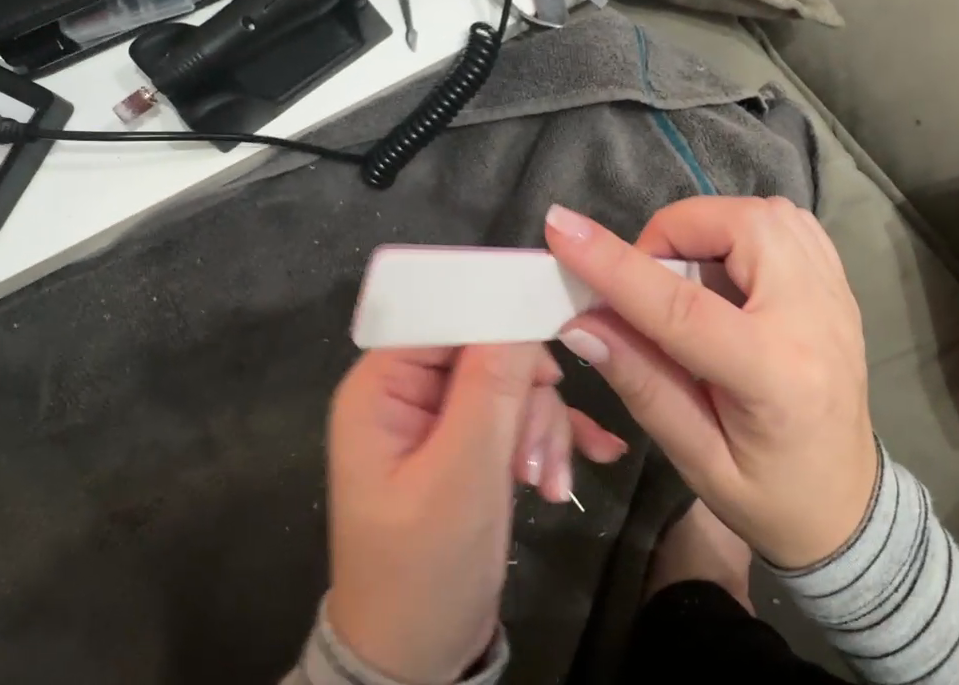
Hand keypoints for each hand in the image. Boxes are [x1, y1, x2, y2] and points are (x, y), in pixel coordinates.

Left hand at [325, 344, 625, 684]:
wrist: (418, 656)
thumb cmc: (424, 568)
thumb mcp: (462, 475)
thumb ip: (492, 386)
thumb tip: (521, 308)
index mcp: (382, 386)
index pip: (444, 315)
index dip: (500, 316)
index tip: (554, 335)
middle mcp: (409, 392)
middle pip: (489, 351)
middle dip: (528, 398)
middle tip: (537, 454)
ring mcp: (442, 421)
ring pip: (514, 385)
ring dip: (542, 430)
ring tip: (547, 482)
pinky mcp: (471, 447)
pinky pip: (520, 418)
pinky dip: (549, 442)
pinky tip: (576, 468)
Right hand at [545, 198, 877, 568]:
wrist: (848, 508)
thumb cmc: (769, 498)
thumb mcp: (696, 459)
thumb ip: (641, 383)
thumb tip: (581, 322)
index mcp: (776, 376)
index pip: (681, 304)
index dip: (613, 264)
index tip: (560, 228)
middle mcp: (816, 319)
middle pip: (740, 227)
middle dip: (674, 232)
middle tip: (646, 275)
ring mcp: (837, 296)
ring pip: (766, 212)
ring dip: (709, 227)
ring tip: (684, 273)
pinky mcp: (840, 286)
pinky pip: (790, 224)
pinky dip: (743, 229)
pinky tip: (725, 268)